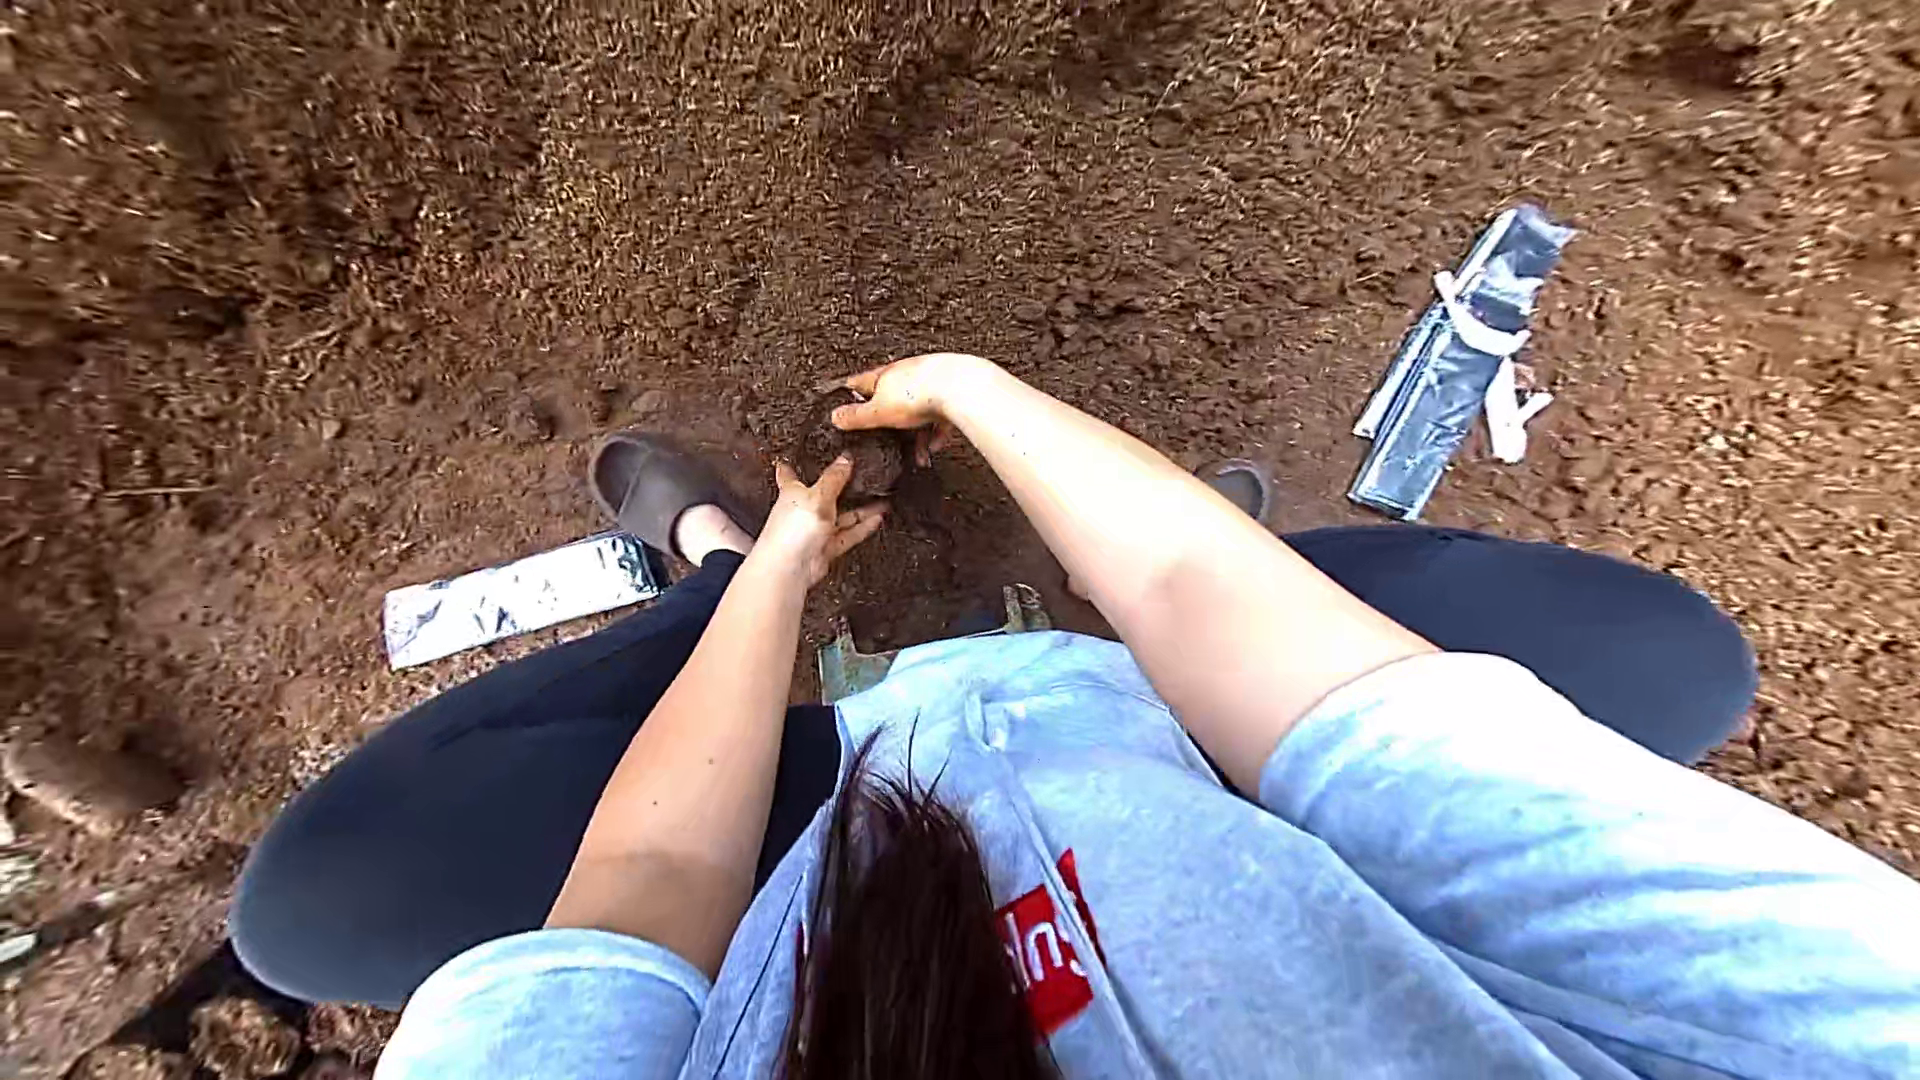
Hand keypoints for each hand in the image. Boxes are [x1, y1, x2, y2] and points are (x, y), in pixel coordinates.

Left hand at [754, 455, 886, 583]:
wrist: (790, 567)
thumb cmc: (791, 532)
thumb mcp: (817, 496)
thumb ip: (834, 478)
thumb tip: (845, 460)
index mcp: (793, 494)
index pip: (789, 476)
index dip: (791, 468)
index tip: (789, 461)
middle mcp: (803, 512)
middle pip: (825, 496)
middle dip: (842, 489)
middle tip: (860, 479)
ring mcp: (816, 531)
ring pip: (841, 517)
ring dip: (861, 510)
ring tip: (881, 501)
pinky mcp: (826, 548)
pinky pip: (848, 534)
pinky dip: (863, 528)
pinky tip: (876, 519)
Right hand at [833, 353, 993, 465]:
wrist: (960, 388)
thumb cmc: (920, 394)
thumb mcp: (879, 412)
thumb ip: (857, 417)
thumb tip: (836, 417)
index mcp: (886, 375)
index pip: (861, 382)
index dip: (851, 391)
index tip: (844, 396)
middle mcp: (909, 374)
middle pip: (894, 401)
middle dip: (893, 424)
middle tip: (890, 439)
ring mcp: (932, 382)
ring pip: (920, 412)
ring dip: (918, 436)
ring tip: (920, 453)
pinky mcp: (952, 393)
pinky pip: (941, 417)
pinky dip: (936, 433)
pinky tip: (935, 446)